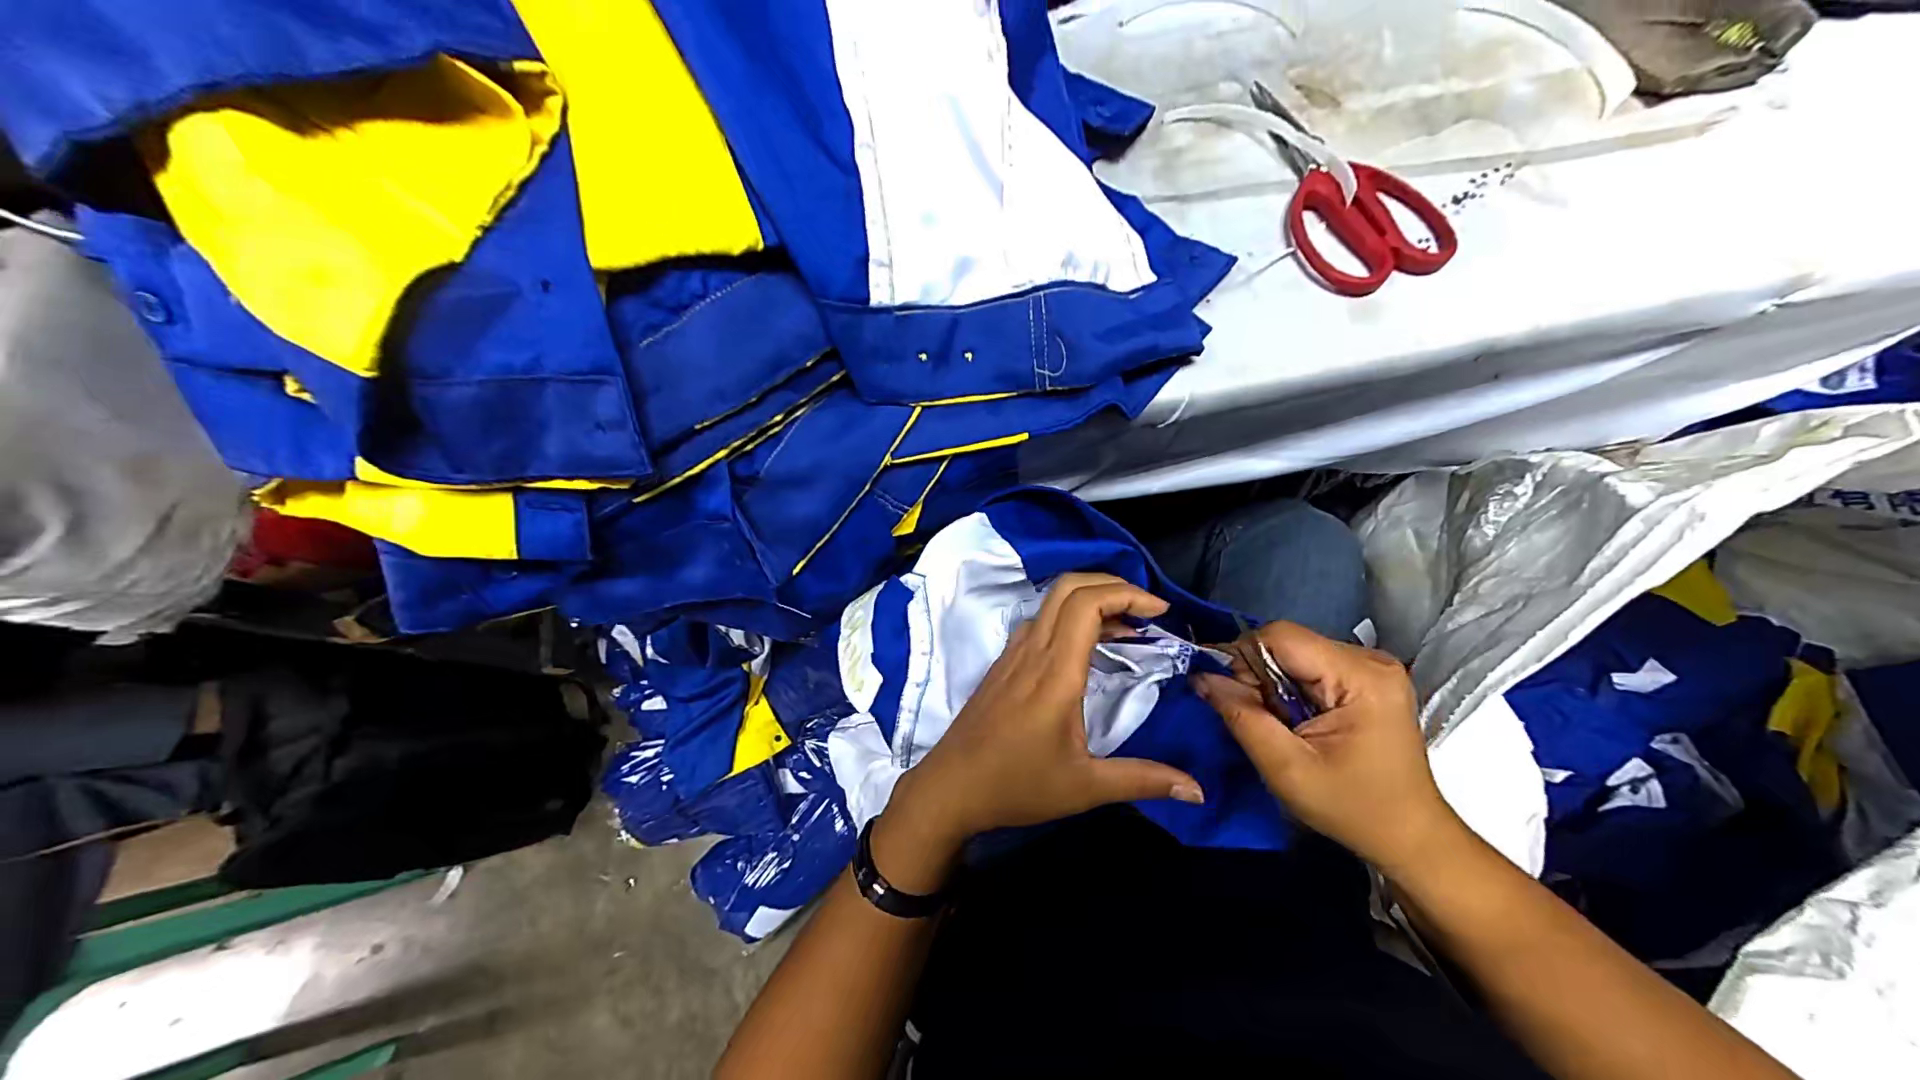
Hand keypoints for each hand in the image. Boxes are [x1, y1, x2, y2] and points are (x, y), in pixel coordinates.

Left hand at [872, 574, 1205, 891]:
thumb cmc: (1016, 785)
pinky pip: (1040, 621)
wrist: (949, 788)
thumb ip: (1142, 780)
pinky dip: (1070, 617)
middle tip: (1147, 611)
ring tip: (1127, 627)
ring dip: (1090, 599)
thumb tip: (1198, 791)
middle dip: (1112, 585)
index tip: (1160, 613)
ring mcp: (1013, 654)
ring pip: (1051, 602)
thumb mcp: (1085, 788)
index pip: (1087, 603)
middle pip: (1069, 587)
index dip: (1127, 594)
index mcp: (1056, 672)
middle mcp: (1032, 651)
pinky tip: (1087, 647)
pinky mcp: (1003, 664)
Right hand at [1194, 621, 1462, 874]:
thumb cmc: (1352, 807)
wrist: (1409, 836)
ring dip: (1273, 683)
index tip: (1232, 696)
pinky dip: (1291, 688)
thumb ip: (1241, 716)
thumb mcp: (1285, 768)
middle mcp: (1371, 660)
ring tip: (1278, 723)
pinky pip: (1310, 665)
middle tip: (1256, 717)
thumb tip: (1201, 676)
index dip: (1243, 658)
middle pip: (1288, 643)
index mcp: (1361, 676)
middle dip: (1258, 675)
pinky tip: (1297, 719)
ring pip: (1295, 652)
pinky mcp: (1368, 678)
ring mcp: (1373, 667)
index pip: (1281, 636)